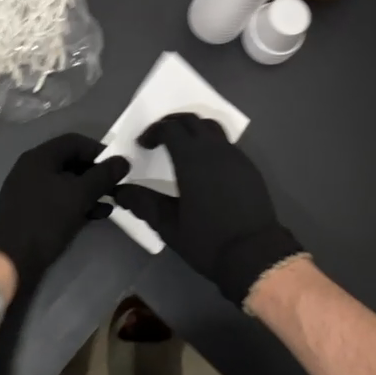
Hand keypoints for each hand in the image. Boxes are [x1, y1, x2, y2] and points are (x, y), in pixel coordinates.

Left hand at [0, 133, 129, 294]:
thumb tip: (124, 160)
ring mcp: (30, 192)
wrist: (7, 261)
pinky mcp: (32, 212)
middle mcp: (33, 169)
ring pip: (67, 183)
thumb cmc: (44, 220)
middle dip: (96, 173)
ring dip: (90, 191)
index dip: (98, 150)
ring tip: (112, 202)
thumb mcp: (78, 195)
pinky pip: (60, 200)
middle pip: (71, 162)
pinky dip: (78, 204)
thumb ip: (103, 176)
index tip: (117, 165)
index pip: (74, 141)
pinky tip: (97, 215)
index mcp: (39, 157)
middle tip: (117, 185)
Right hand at [110, 113, 304, 306]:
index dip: (153, 132)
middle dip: (172, 124)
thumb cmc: (207, 240)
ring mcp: (236, 156)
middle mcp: (215, 150)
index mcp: (193, 159)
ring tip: (182, 148)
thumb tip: (120, 192)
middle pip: (192, 120)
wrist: (254, 254)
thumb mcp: (169, 226)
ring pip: (212, 128)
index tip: (143, 146)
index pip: (170, 128)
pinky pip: (226, 144)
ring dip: (194, 130)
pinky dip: (211, 144)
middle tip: (158, 138)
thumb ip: (144, 204)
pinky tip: (205, 167)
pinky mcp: (249, 167)